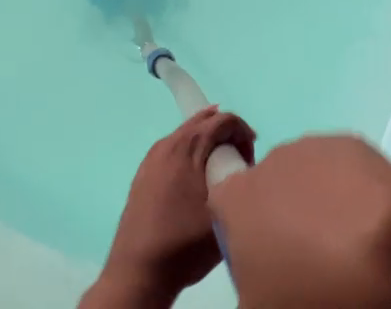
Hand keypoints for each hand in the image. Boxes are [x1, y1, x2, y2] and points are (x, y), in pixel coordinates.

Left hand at [83, 107, 255, 308]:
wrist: (139, 270)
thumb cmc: (185, 241)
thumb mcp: (223, 210)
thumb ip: (237, 182)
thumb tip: (243, 170)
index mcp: (189, 145)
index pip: (224, 120)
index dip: (244, 132)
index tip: (251, 159)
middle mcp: (168, 143)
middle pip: (203, 121)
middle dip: (226, 134)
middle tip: (239, 160)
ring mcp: (152, 158)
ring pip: (186, 135)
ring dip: (207, 144)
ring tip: (220, 171)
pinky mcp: (143, 175)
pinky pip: (173, 151)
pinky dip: (190, 155)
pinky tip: (196, 180)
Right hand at [209, 135, 390, 308]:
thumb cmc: (317, 292)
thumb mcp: (261, 304)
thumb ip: (250, 281)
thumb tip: (262, 273)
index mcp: (235, 199)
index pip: (221, 194)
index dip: (240, 223)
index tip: (260, 250)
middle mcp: (270, 162)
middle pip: (268, 188)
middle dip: (282, 215)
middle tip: (308, 259)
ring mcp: (315, 147)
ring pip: (307, 175)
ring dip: (319, 201)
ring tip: (348, 245)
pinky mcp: (357, 142)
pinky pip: (343, 169)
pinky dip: (353, 191)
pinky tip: (373, 224)